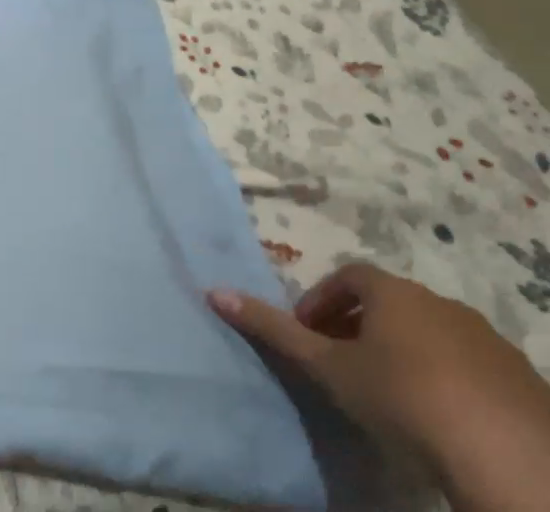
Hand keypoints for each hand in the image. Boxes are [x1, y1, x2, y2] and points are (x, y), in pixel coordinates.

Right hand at [210, 264, 549, 511]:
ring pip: (430, 332)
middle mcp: (445, 305)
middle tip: (336, 360)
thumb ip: (272, 327)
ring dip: (400, 349)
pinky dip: (441, 373)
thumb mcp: (324, 364)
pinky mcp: (523, 378)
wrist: (508, 457)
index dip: (320, 299)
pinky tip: (432, 411)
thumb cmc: (401, 395)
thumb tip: (213, 291)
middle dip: (356, 325)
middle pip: (389, 302)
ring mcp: (490, 341)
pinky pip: (468, 362)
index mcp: (396, 293)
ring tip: (381, 387)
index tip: (306, 332)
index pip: (348, 275)